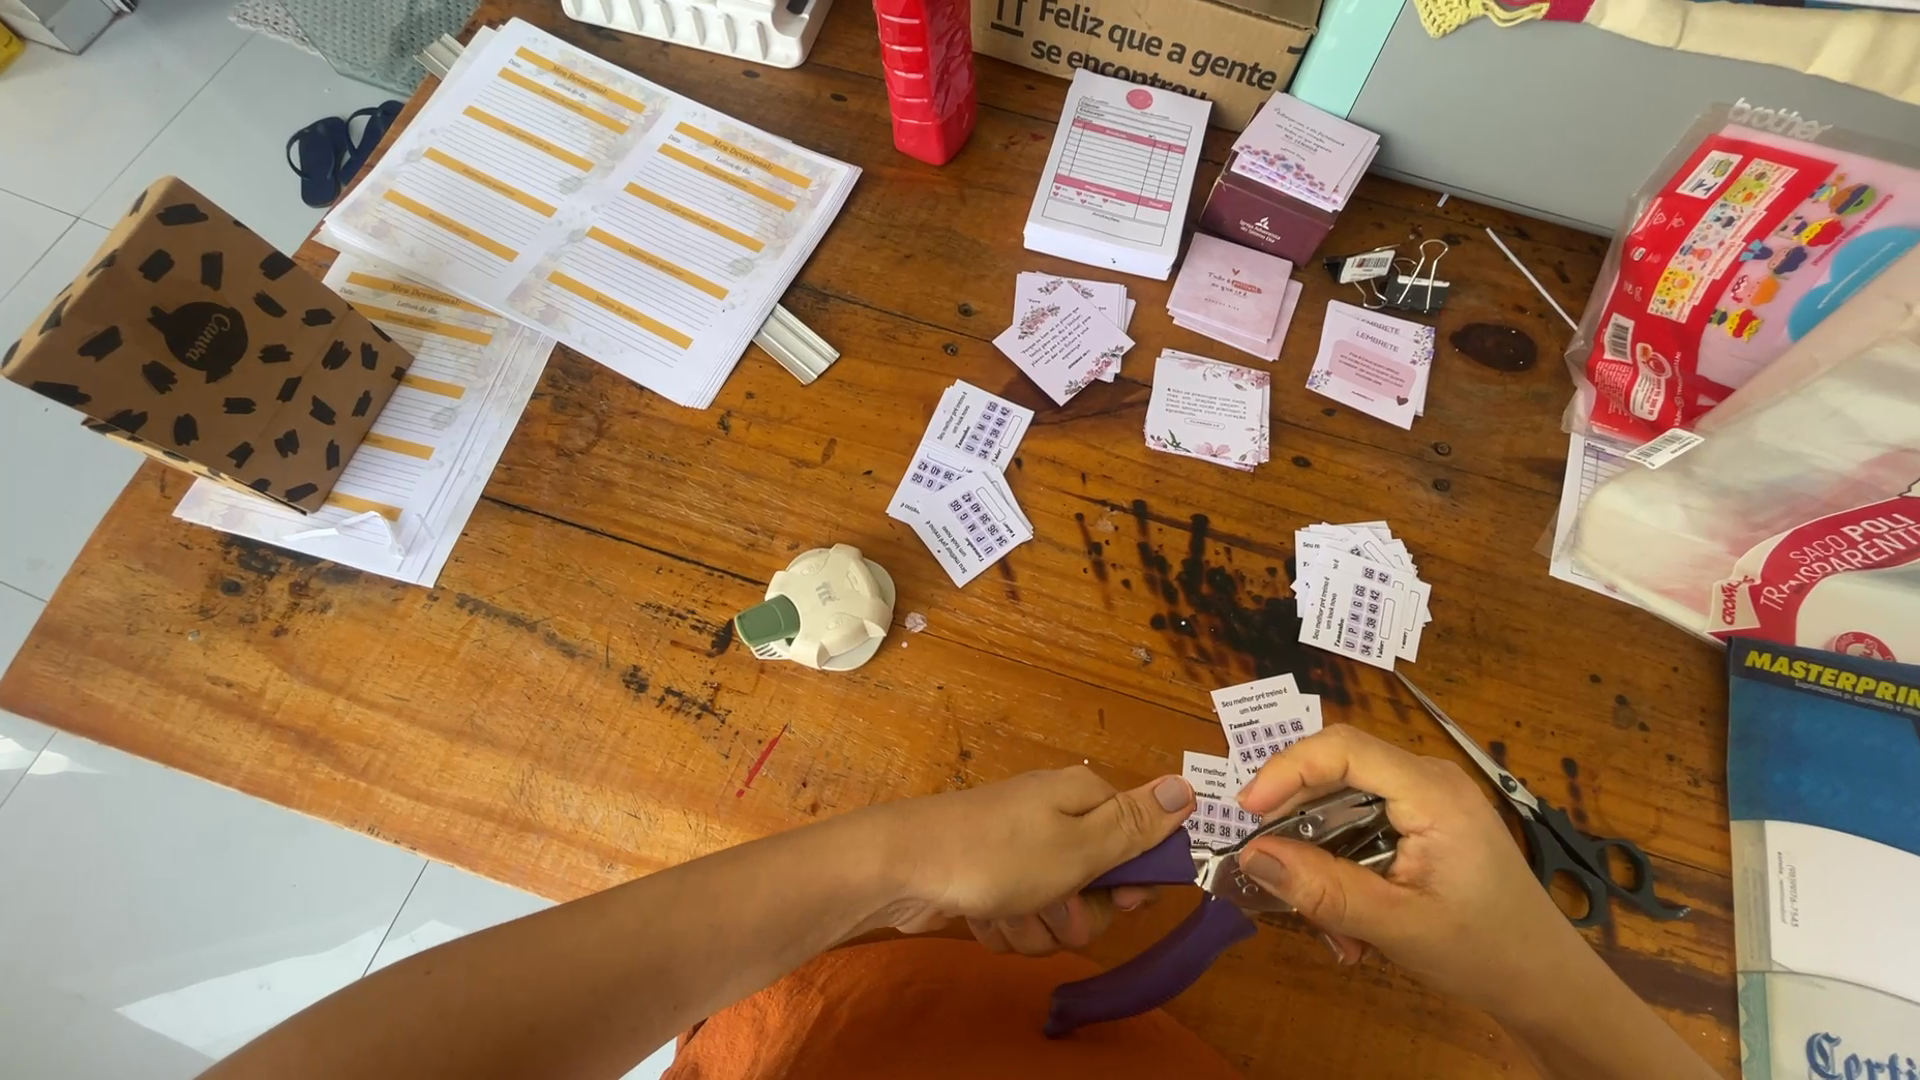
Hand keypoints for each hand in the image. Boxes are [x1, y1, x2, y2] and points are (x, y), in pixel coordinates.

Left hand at [869, 766, 1194, 954]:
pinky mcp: (990, 876)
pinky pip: (1019, 916)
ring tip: (1006, 910)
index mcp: (1081, 797)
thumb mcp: (1079, 844)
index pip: (1138, 841)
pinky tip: (981, 914)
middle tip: (1053, 905)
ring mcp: (1018, 847)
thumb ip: (1135, 824)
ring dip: (1035, 924)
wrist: (902, 867)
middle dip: (1076, 912)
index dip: (1132, 880)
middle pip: (1097, 884)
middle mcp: (1053, 816)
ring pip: (1056, 909)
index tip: (1119, 898)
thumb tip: (1188, 786)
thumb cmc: (997, 855)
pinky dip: (1004, 924)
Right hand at [1235, 725, 1596, 1018]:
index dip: (1288, 768)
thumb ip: (1323, 890)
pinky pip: (1357, 819)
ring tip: (1325, 915)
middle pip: (1335, 769)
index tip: (1248, 810)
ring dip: (1317, 850)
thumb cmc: (1490, 955)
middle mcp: (1427, 779)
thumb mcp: (1399, 927)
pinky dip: (1338, 859)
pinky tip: (1347, 915)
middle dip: (1297, 818)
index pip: (1343, 748)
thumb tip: (1251, 855)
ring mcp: (1425, 797)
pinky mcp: (1421, 818)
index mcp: (1434, 793)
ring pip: (1339, 799)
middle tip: (1272, 865)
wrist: (1556, 990)